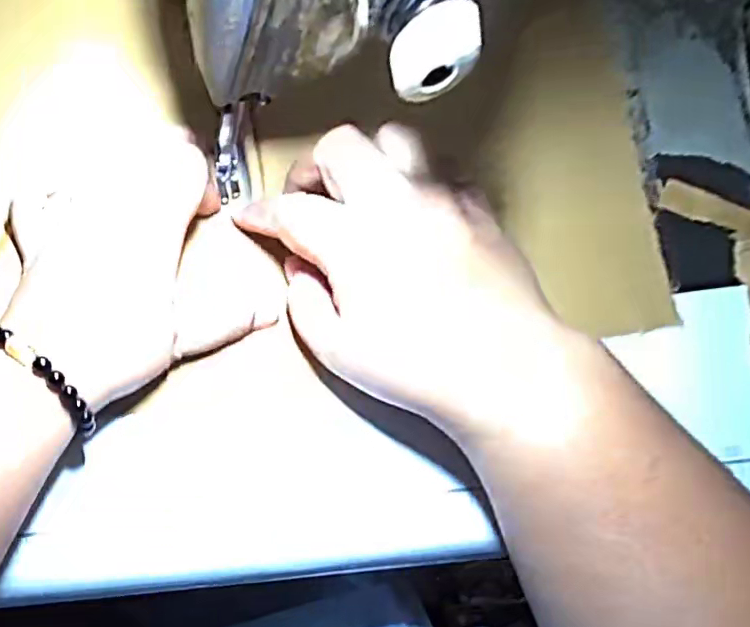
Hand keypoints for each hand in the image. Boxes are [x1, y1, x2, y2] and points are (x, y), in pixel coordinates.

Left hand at [3, 125, 279, 411]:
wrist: (48, 366)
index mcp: (153, 214)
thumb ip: (226, 315)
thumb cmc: (117, 348)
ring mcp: (67, 209)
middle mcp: (110, 196)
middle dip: (168, 166)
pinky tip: (66, 205)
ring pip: (97, 159)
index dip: (204, 180)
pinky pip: (39, 190)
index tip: (206, 212)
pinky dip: (55, 190)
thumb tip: (268, 310)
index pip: (187, 160)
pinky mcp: (35, 231)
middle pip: (146, 147)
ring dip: (122, 170)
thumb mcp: (180, 335)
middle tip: (177, 203)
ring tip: (133, 203)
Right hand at [233, 124, 584, 440]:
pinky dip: (410, 179)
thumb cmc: (415, 366)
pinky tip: (407, 214)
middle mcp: (394, 199)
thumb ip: (306, 304)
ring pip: (392, 139)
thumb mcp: (337, 350)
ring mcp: (440, 195)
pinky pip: (436, 168)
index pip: (291, 209)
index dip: (261, 212)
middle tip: (303, 201)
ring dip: (363, 160)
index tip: (248, 217)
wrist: (501, 365)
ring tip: (356, 195)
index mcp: (351, 238)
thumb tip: (302, 272)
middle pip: (340, 146)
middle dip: (310, 168)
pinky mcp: (475, 204)